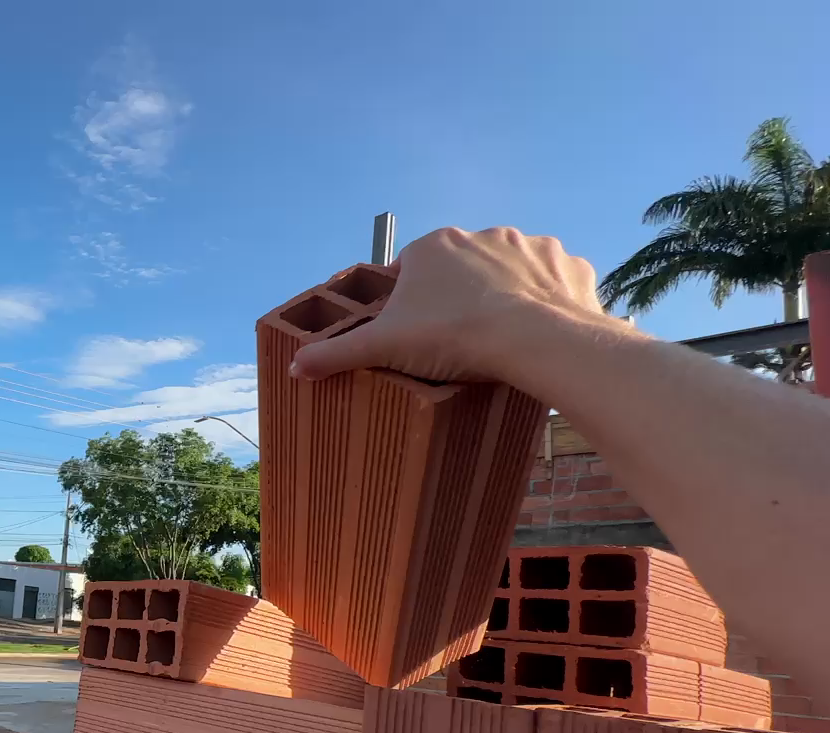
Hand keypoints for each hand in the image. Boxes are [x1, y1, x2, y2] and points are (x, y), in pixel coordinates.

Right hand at [292, 226, 628, 383]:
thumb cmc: (450, 336)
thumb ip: (332, 355)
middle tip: (441, 335)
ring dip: (493, 295)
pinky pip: (546, 281)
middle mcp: (483, 235)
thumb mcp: (378, 348)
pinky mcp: (570, 266)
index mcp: (433, 246)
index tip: (404, 326)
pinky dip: (536, 302)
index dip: (401, 298)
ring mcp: (532, 246)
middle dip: (447, 294)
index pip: (406, 266)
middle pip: (453, 266)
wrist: (539, 343)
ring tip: (485, 335)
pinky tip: (526, 330)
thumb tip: (294, 366)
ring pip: (501, 271)